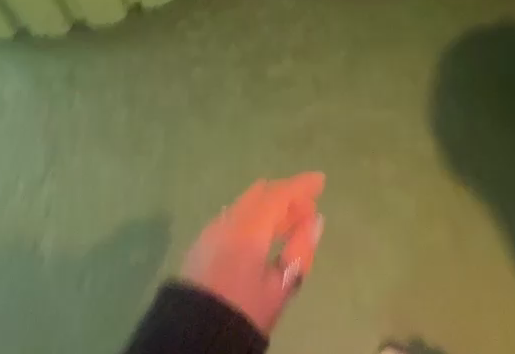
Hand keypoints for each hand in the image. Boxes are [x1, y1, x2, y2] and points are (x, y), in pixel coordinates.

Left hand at [179, 172, 325, 335]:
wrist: (194, 333)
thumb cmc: (245, 310)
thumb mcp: (281, 286)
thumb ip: (300, 249)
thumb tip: (314, 220)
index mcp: (249, 227)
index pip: (279, 195)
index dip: (301, 186)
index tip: (320, 181)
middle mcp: (229, 220)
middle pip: (260, 195)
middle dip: (285, 196)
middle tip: (307, 207)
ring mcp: (212, 230)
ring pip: (245, 205)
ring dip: (268, 207)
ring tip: (288, 222)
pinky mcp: (201, 244)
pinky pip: (233, 217)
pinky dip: (252, 218)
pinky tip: (261, 234)